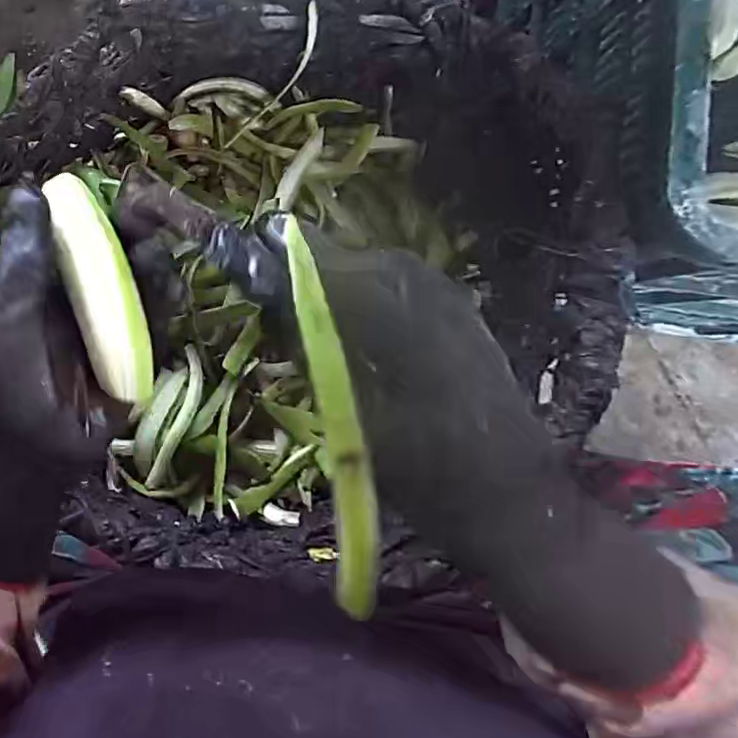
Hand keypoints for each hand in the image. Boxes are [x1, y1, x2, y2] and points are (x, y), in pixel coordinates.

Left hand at [0, 181, 178, 584]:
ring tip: (153, 252)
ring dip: (152, 263)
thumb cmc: (8, 380)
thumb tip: (28, 189)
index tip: (117, 193)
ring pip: (141, 283)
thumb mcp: (8, 313)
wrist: (31, 456)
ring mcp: (110, 325)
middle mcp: (79, 298)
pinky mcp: (136, 354)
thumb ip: (22, 258)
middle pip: (115, 254)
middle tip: (149, 215)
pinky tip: (169, 286)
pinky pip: (158, 320)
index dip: (96, 212)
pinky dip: (167, 300)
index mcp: (43, 283)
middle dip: (133, 232)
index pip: (73, 235)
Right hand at [207, 217, 699, 693]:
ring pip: (346, 267)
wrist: (506, 490)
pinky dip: (353, 301)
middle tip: (269, 325)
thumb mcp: (333, 397)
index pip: (288, 246)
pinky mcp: (446, 298)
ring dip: (319, 292)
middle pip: (316, 252)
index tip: (232, 284)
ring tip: (312, 340)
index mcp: (367, 288)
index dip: (254, 259)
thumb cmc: (408, 456)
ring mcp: (428, 280)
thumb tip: (252, 281)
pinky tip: (357, 345)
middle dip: (285, 278)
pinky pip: (378, 284)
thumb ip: (293, 329)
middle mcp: (397, 267)